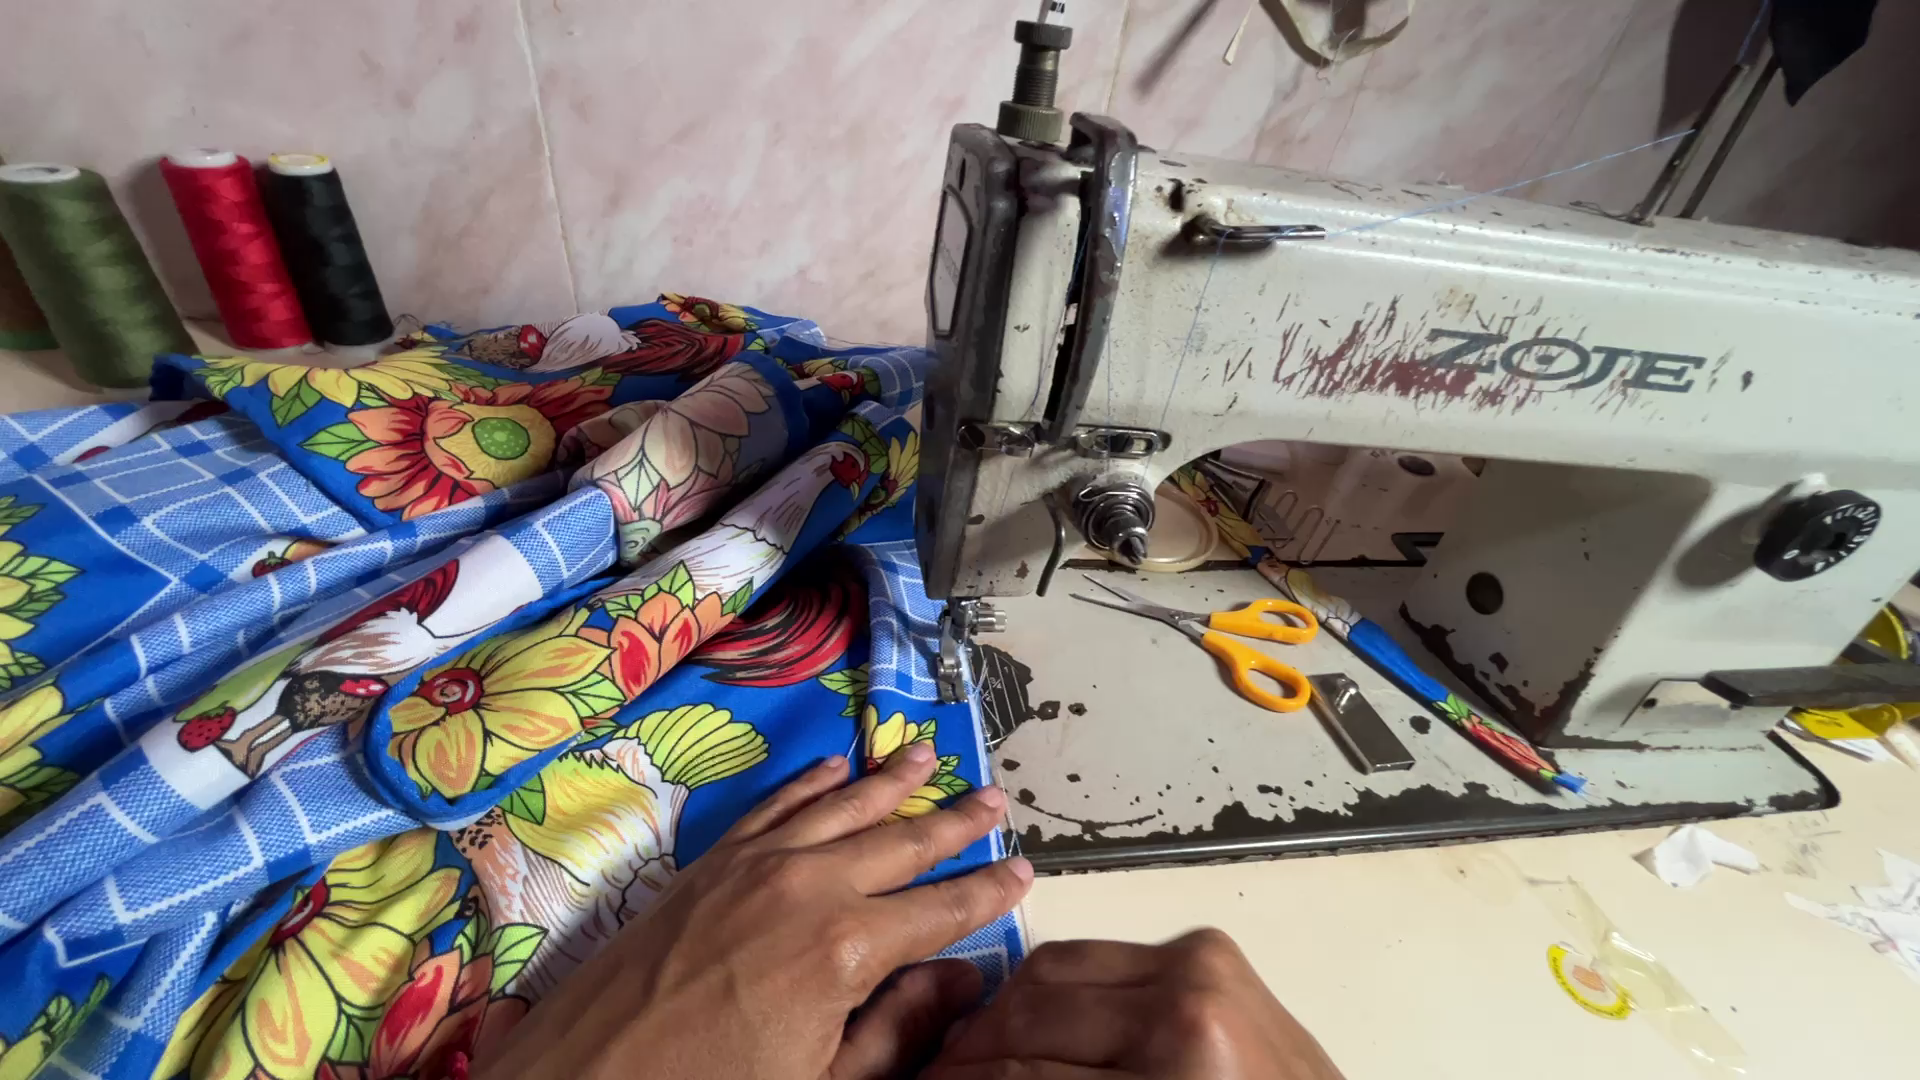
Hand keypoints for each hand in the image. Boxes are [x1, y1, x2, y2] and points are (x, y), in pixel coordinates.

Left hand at [480, 742, 1031, 1079]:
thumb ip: (896, 1029)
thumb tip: (961, 979)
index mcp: (848, 948)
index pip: (941, 908)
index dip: (988, 890)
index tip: (1022, 868)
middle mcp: (813, 884)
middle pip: (902, 840)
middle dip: (954, 821)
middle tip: (992, 796)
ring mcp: (761, 860)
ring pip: (845, 804)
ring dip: (892, 779)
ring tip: (929, 754)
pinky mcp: (717, 856)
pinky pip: (779, 803)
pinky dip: (812, 780)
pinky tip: (837, 764)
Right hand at [924, 930, 1344, 1079]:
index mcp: (1177, 1076)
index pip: (1029, 1074)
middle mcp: (1186, 1004)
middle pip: (1035, 1010)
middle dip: (973, 1047)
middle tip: (938, 1071)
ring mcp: (1198, 963)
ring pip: (1055, 965)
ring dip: (1005, 1007)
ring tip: (975, 1041)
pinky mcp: (1205, 945)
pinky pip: (1097, 952)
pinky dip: (1055, 985)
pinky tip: (1031, 1014)